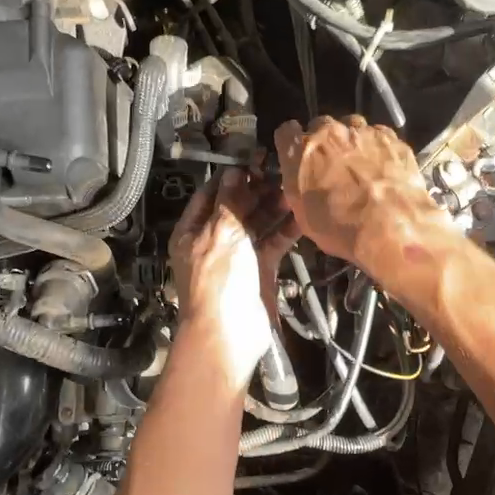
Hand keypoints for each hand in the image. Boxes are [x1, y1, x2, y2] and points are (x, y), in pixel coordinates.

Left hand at [168, 169, 277, 386]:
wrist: (229, 334)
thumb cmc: (218, 280)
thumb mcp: (221, 233)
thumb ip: (230, 201)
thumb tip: (234, 171)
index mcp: (193, 230)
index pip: (210, 193)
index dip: (231, 176)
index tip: (255, 159)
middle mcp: (214, 240)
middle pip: (236, 207)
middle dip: (257, 190)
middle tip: (281, 171)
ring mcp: (238, 256)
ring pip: (258, 224)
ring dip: (274, 207)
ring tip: (295, 188)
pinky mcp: (259, 270)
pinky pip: (273, 244)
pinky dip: (286, 230)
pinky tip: (302, 216)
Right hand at [273, 115, 453, 280]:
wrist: (391, 227)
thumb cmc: (340, 227)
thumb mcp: (304, 215)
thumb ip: (299, 186)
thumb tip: (305, 179)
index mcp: (301, 151)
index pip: (286, 132)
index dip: (292, 144)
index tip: (299, 156)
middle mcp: (329, 132)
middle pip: (321, 126)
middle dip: (324, 142)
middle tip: (332, 165)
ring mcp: (363, 132)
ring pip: (352, 126)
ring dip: (352, 140)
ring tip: (361, 164)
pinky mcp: (391, 138)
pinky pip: (378, 135)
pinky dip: (377, 147)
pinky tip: (383, 166)